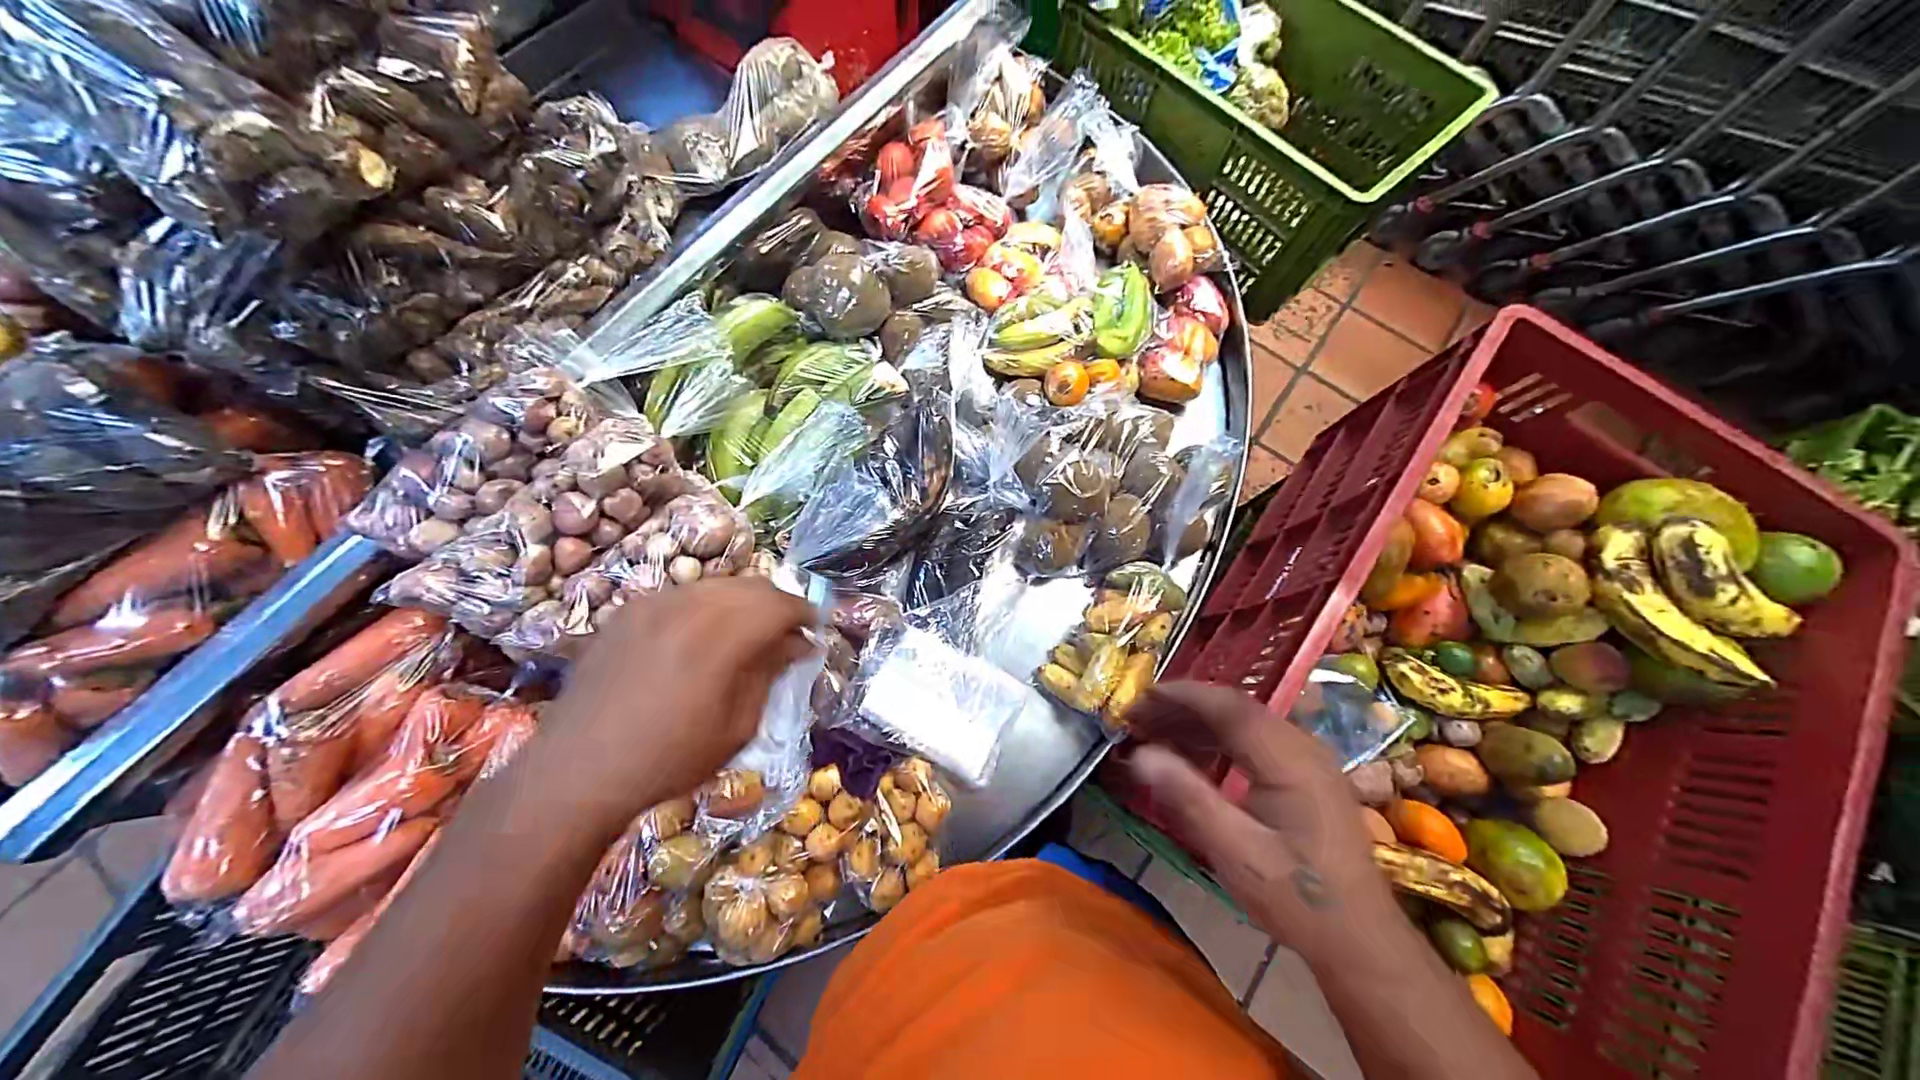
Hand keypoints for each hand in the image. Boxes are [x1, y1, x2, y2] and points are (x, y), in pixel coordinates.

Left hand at [530, 578, 815, 829]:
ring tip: (747, 634)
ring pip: (715, 586)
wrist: (577, 772)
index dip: (803, 614)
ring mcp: (651, 605)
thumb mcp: (736, 727)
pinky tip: (703, 637)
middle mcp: (685, 608)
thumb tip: (796, 644)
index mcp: (717, 639)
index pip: (778, 605)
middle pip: (750, 586)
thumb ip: (769, 674)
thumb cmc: (668, 760)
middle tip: (786, 634)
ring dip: (742, 603)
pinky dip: (706, 607)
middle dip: (776, 605)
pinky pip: (682, 595)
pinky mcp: (626, 612)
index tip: (814, 631)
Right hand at [1124, 682, 1399, 955]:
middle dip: (1182, 706)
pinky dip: (1217, 739)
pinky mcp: (1306, 775)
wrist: (1361, 939)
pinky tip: (1189, 754)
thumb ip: (1189, 798)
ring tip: (1153, 733)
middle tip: (1136, 717)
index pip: (1230, 707)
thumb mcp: (1236, 853)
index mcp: (1290, 760)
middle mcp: (1302, 748)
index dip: (1181, 696)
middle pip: (1235, 708)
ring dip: (1197, 722)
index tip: (1140, 699)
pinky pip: (1254, 740)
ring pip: (1244, 722)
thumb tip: (1141, 755)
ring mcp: (1308, 760)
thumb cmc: (1297, 898)